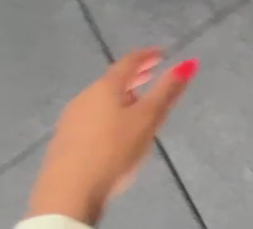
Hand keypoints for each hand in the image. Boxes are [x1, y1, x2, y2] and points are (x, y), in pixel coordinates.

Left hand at [28, 49, 197, 224]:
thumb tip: (189, 62)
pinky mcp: (62, 143)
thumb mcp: (148, 120)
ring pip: (100, 100)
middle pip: (113, 80)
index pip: (130, 61)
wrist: (67, 197)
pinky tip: (112, 134)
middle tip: (151, 76)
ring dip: (120, 98)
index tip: (162, 54)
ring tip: (136, 108)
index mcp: (106, 87)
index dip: (148, 55)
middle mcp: (85, 96)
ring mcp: (70, 120)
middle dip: (134, 77)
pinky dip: (106, 116)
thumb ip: (168, 91)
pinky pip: (90, 119)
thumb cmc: (113, 151)